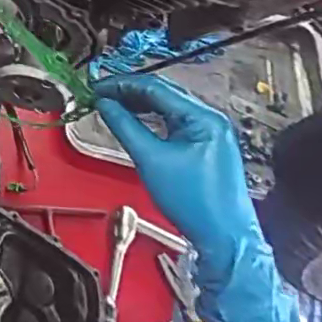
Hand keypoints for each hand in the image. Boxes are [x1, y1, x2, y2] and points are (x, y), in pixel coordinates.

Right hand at [93, 73, 300, 321]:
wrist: (223, 236)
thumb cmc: (198, 203)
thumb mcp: (150, 159)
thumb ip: (124, 126)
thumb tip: (106, 105)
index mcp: (203, 118)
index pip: (154, 87)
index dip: (121, 84)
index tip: (98, 86)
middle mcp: (209, 121)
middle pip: (161, 94)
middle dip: (127, 92)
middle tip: (100, 94)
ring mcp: (208, 133)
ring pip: (165, 108)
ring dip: (137, 105)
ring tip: (111, 106)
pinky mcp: (202, 146)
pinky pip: (171, 123)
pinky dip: (149, 119)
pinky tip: (132, 121)